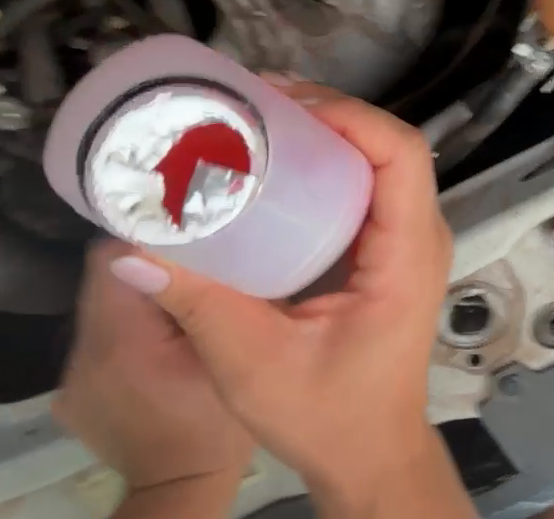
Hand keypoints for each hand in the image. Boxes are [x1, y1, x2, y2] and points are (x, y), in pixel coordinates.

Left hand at [54, 241, 253, 511]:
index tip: (184, 224)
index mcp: (119, 338)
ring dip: (140, 295)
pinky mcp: (72, 392)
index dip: (148, 233)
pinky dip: (130, 327)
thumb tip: (210, 240)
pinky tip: (163, 340)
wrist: (180, 491)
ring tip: (183, 299)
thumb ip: (209, 296)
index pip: (112, 255)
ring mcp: (69, 376)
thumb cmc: (215, 421)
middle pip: (105, 278)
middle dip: (149, 262)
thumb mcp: (225, 352)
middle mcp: (79, 353)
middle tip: (196, 259)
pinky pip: (100, 336)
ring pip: (104, 304)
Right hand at [103, 83, 469, 517]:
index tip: (287, 104)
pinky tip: (281, 162)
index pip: (402, 154)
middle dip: (330, 113)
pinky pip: (369, 186)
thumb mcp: (256, 366)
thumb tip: (132, 249)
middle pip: (390, 146)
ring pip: (381, 160)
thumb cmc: (330, 417)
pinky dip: (330, 163)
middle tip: (260, 101)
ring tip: (265, 118)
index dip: (351, 116)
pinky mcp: (391, 249)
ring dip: (329, 132)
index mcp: (408, 252)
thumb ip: (199, 307)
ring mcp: (410, 239)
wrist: (372, 452)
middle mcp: (421, 233)